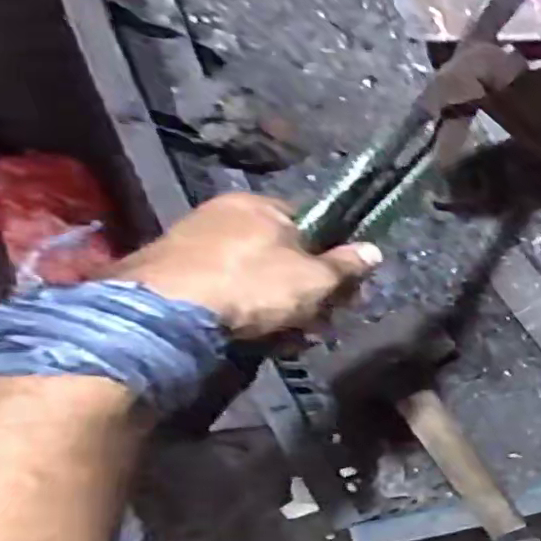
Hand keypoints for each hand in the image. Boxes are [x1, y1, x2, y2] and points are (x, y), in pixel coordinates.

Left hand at [106, 193, 381, 337]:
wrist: (167, 318)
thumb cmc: (255, 285)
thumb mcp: (317, 278)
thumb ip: (347, 265)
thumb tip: (373, 251)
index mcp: (257, 204)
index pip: (312, 223)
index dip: (333, 256)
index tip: (344, 286)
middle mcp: (221, 215)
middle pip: (284, 253)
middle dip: (306, 288)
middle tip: (320, 319)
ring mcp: (191, 245)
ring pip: (257, 277)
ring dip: (280, 306)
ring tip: (289, 336)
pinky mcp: (170, 276)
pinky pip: (227, 292)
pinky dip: (245, 311)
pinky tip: (256, 336)